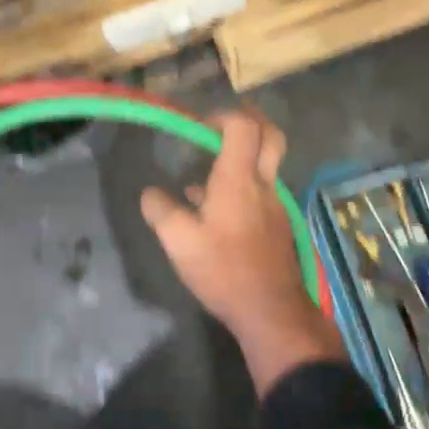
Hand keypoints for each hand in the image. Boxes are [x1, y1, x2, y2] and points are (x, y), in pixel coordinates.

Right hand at [140, 110, 341, 391]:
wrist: (271, 312)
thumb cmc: (224, 269)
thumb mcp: (179, 242)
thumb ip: (161, 211)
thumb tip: (149, 193)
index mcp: (239, 178)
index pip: (243, 126)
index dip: (223, 116)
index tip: (201, 127)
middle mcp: (263, 184)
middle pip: (270, 136)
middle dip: (250, 123)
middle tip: (223, 128)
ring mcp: (275, 206)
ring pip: (266, 166)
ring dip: (244, 160)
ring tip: (207, 179)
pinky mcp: (278, 227)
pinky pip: (263, 192)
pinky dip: (244, 189)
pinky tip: (218, 215)